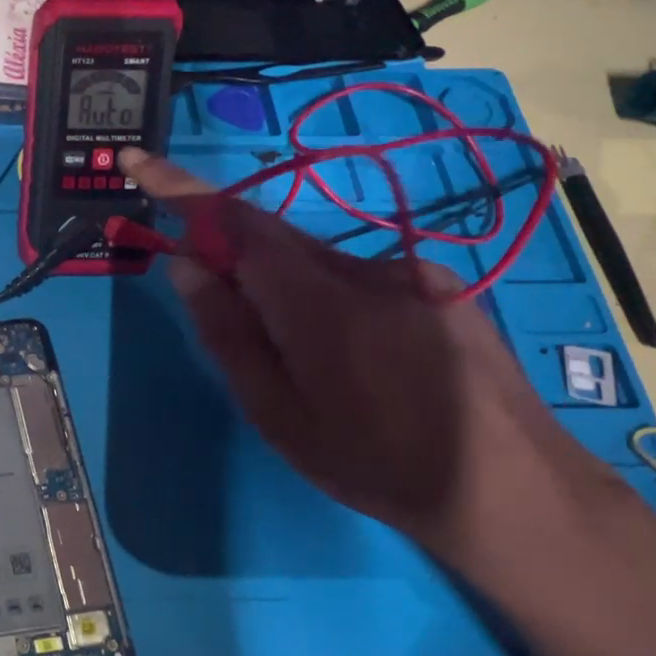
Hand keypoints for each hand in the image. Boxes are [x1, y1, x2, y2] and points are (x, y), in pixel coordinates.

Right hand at [119, 148, 583, 553]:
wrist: (519, 494)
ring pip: (316, 257)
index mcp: (320, 303)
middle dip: (226, 248)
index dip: (180, 188)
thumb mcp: (278, 414)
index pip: (235, 222)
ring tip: (296, 357)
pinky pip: (357, 272)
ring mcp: (413, 273)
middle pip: (273, 235)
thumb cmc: (379, 465)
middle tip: (205, 294)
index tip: (135, 161)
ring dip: (280, 282)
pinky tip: (349, 354)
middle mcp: (368, 269)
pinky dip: (324, 293)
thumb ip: (228, 333)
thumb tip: (185, 265)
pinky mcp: (442, 285)